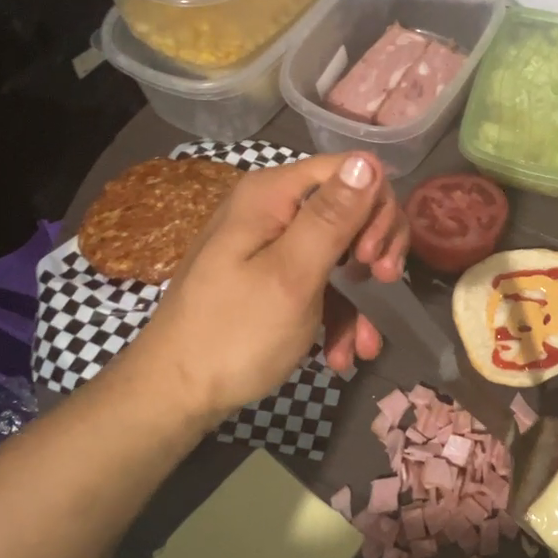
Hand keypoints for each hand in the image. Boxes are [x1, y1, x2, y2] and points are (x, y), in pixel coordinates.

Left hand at [132, 152, 408, 422]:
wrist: (173, 398)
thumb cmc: (233, 334)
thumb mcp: (292, 275)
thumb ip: (332, 217)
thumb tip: (368, 160)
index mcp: (271, 195)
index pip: (350, 171)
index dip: (375, 208)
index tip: (376, 257)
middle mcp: (272, 209)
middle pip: (351, 209)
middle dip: (377, 250)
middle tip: (384, 285)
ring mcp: (272, 246)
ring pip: (343, 252)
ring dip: (363, 296)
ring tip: (365, 343)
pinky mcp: (273, 280)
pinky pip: (322, 283)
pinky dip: (339, 316)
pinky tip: (343, 353)